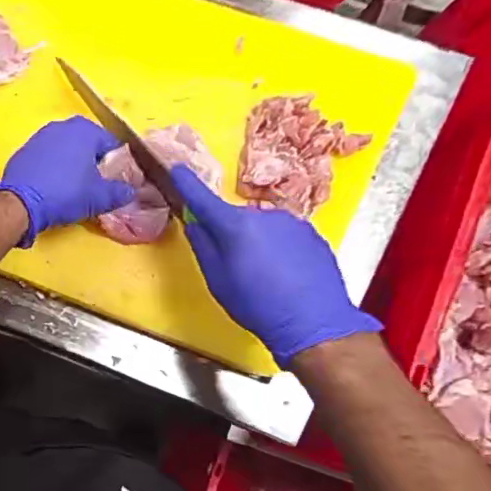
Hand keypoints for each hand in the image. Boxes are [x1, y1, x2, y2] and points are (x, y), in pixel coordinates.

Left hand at [0, 117, 137, 247]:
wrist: (19, 203)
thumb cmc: (65, 194)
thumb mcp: (98, 198)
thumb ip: (119, 192)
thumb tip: (129, 191)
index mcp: (85, 130)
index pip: (111, 144)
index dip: (116, 164)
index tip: (113, 182)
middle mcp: (62, 126)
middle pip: (87, 145)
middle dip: (92, 163)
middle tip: (92, 186)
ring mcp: (40, 137)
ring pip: (65, 151)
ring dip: (71, 166)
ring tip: (71, 188)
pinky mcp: (23, 152)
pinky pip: (45, 159)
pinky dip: (51, 170)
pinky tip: (50, 188)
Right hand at [169, 165, 381, 365]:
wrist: (313, 320)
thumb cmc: (256, 304)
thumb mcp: (218, 280)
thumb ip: (203, 247)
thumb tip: (194, 223)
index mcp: (236, 226)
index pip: (204, 199)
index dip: (188, 185)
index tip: (177, 170)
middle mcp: (265, 215)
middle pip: (235, 219)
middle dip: (227, 234)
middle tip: (228, 267)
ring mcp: (292, 222)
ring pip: (261, 228)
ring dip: (253, 244)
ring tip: (258, 277)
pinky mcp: (312, 234)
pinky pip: (283, 237)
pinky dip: (275, 251)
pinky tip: (279, 276)